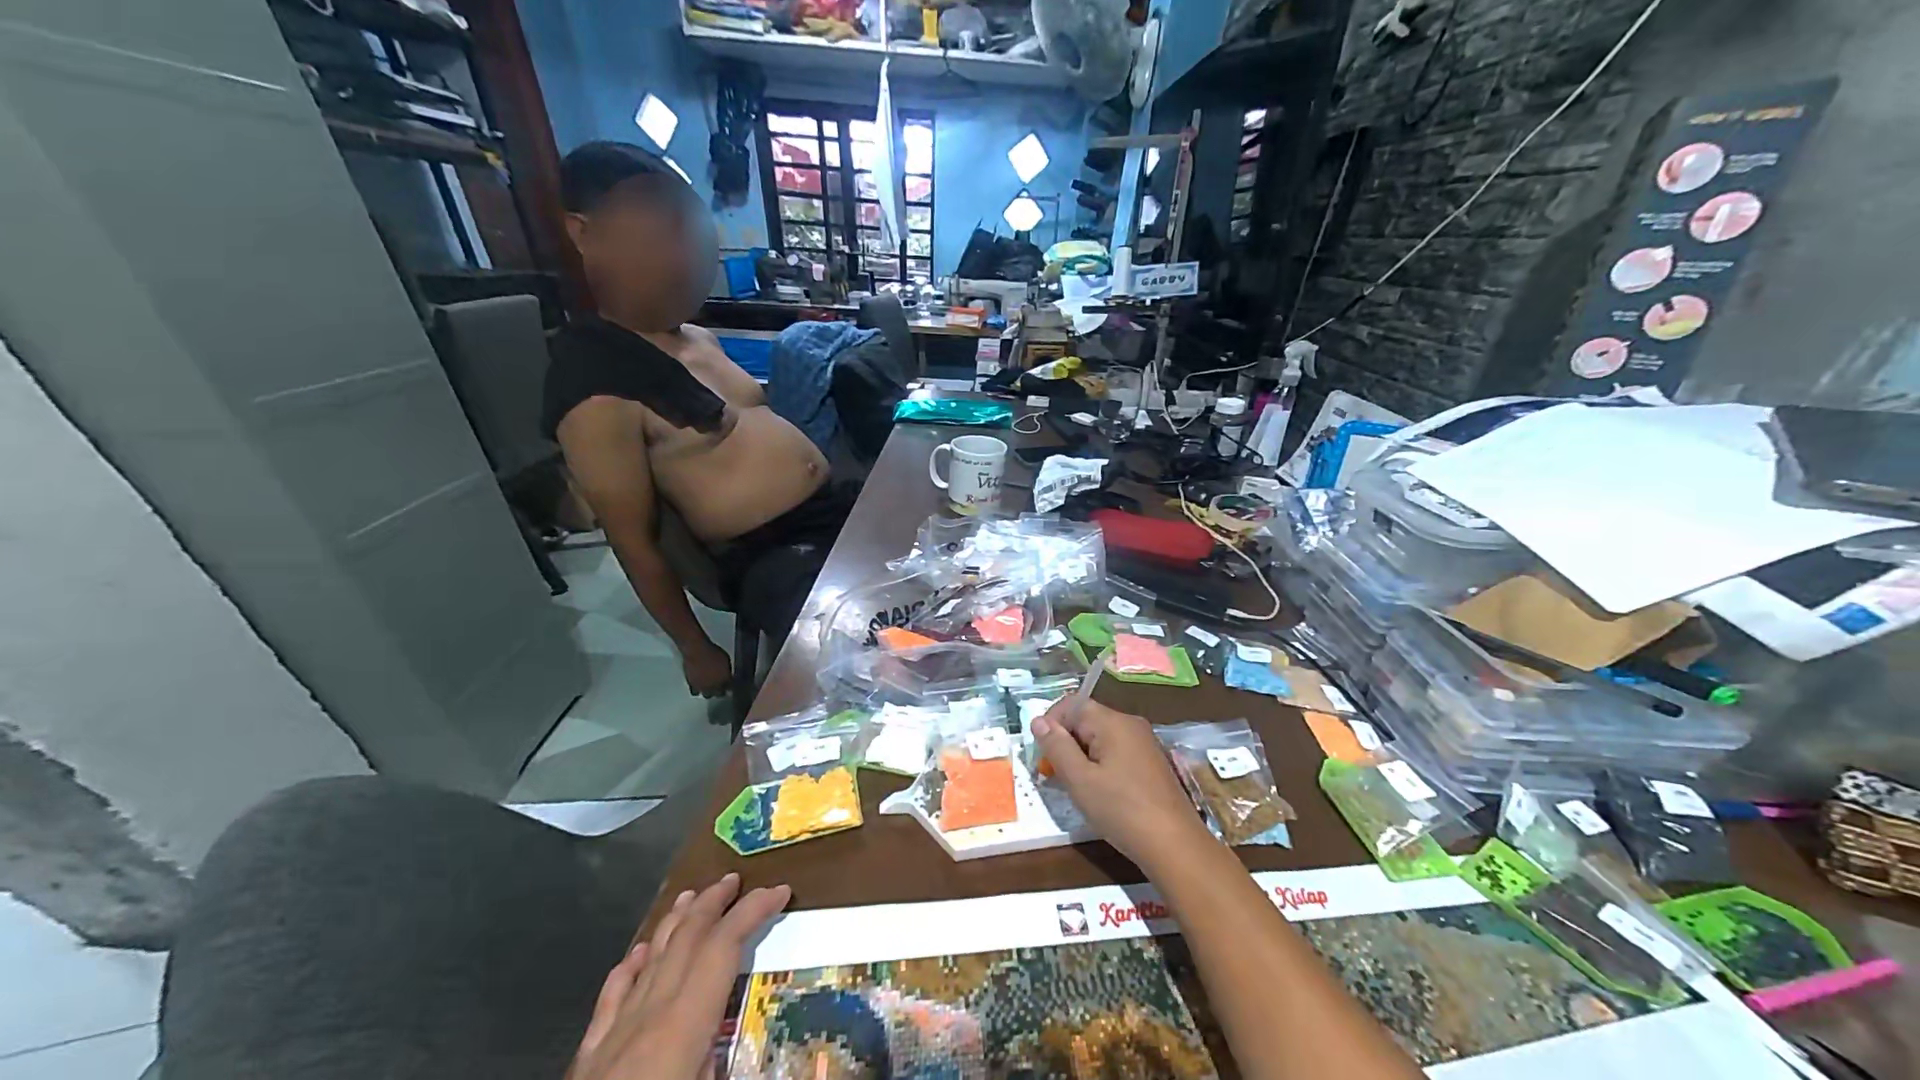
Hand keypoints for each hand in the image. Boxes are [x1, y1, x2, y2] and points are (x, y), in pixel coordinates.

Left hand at [567, 874, 790, 1079]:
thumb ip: (723, 1065)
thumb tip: (748, 1053)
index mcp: (682, 1028)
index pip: (722, 949)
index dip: (752, 913)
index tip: (779, 891)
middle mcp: (647, 1017)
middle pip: (684, 941)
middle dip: (713, 904)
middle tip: (736, 880)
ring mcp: (612, 1036)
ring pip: (648, 959)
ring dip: (673, 923)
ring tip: (691, 897)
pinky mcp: (588, 1059)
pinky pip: (610, 998)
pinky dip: (628, 968)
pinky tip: (635, 956)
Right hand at [680, 640, 731, 698]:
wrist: (697, 651)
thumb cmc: (713, 653)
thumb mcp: (726, 660)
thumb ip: (727, 670)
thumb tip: (729, 675)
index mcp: (724, 680)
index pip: (730, 688)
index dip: (730, 687)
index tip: (730, 685)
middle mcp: (714, 686)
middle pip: (719, 694)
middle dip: (721, 691)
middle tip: (720, 686)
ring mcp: (702, 687)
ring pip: (707, 695)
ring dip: (709, 692)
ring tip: (710, 686)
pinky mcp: (691, 686)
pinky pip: (696, 692)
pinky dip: (698, 690)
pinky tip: (700, 685)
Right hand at [1031, 699, 1214, 869]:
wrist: (1174, 845)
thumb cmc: (1121, 810)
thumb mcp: (1080, 780)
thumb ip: (1057, 747)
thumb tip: (1038, 721)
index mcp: (1113, 722)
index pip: (1071, 704)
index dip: (1050, 724)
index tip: (1043, 756)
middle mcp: (1130, 724)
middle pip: (1086, 719)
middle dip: (1065, 742)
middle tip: (1054, 776)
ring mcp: (1144, 743)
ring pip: (1100, 738)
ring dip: (1081, 756)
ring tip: (1075, 787)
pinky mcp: (1151, 762)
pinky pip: (1116, 752)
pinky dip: (1100, 765)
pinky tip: (1098, 792)